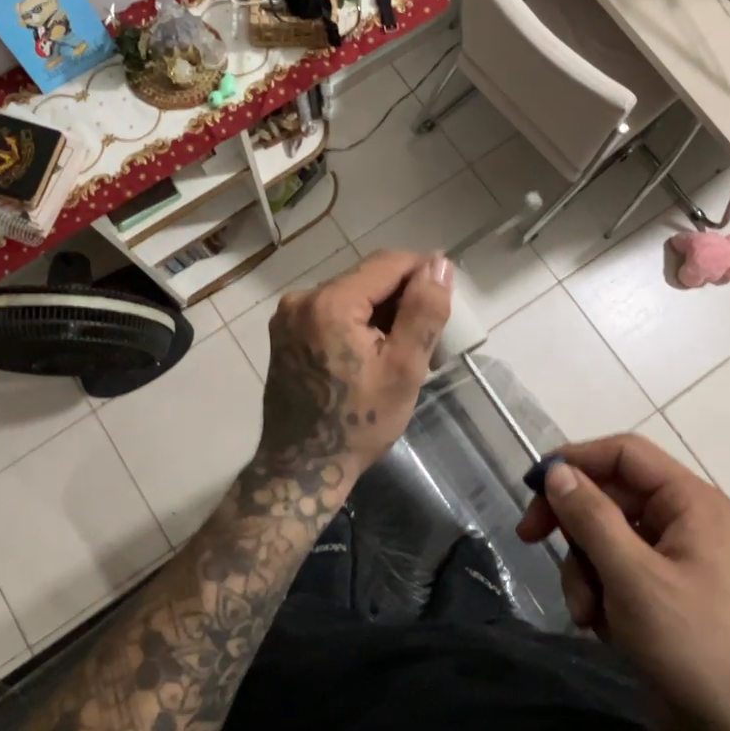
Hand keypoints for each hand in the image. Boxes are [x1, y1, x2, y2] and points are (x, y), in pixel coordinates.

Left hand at [259, 250, 453, 474]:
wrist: (301, 467)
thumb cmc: (358, 423)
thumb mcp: (404, 369)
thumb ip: (423, 311)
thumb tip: (439, 264)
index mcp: (330, 302)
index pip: (388, 263)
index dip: (423, 273)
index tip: (445, 301)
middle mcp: (302, 299)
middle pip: (367, 278)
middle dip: (402, 298)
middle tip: (428, 339)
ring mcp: (288, 316)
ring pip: (351, 294)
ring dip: (380, 312)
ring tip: (401, 351)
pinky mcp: (285, 333)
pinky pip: (331, 311)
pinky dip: (356, 323)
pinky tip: (372, 355)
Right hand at [518, 436, 729, 730]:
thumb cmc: (693, 643)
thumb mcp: (632, 576)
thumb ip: (590, 517)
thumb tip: (556, 472)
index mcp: (689, 502)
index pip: (623, 453)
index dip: (575, 460)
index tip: (533, 486)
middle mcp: (681, 521)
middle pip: (607, 495)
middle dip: (572, 526)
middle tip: (529, 538)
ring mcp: (672, 559)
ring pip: (603, 537)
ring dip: (582, 571)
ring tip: (586, 612)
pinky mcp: (660, 594)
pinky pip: (614, 572)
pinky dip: (598, 594)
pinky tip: (601, 627)